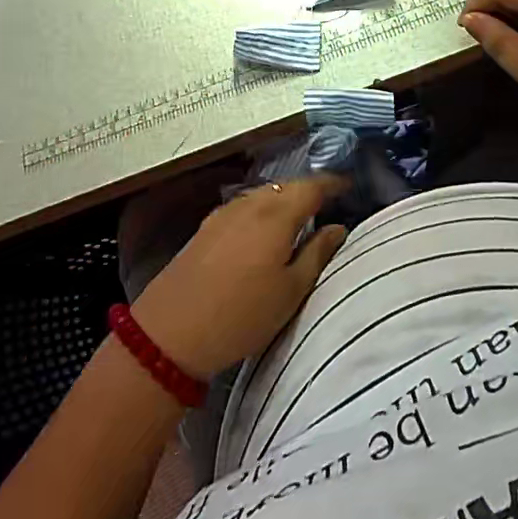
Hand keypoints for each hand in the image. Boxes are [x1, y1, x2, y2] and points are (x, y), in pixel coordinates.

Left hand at [129, 176, 348, 378]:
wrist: (168, 334)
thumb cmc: (241, 315)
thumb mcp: (291, 291)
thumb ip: (318, 254)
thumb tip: (338, 227)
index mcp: (276, 216)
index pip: (312, 187)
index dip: (333, 183)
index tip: (348, 186)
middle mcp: (250, 205)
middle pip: (286, 186)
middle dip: (309, 189)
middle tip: (328, 201)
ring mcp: (223, 215)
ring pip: (263, 194)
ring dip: (284, 198)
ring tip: (299, 214)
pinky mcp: (205, 229)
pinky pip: (244, 206)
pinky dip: (262, 208)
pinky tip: (263, 227)